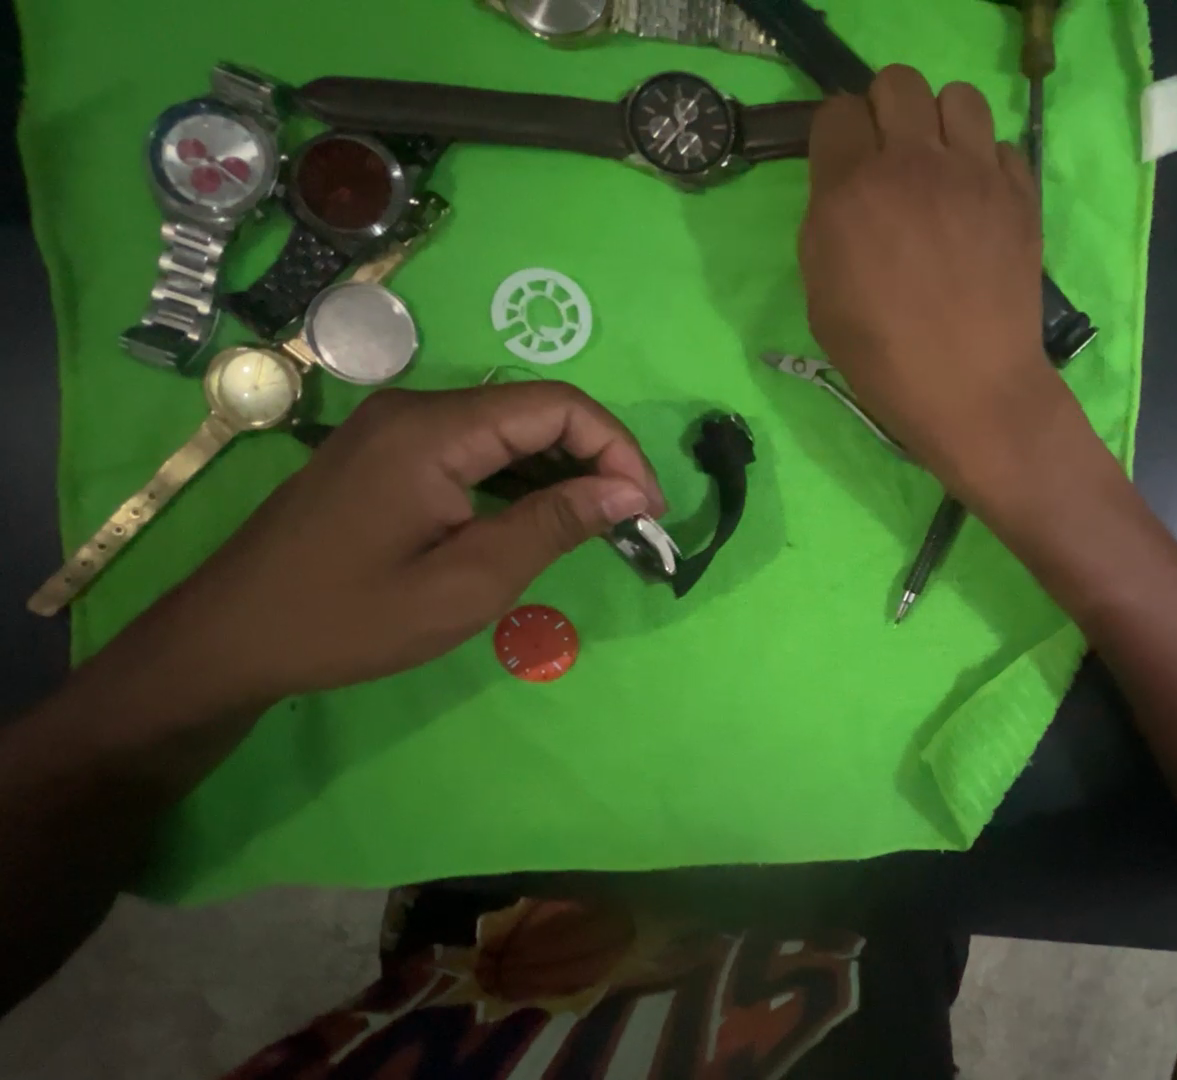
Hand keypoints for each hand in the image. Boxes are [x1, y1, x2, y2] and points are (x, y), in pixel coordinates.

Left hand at [133, 384, 661, 707]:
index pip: (559, 407)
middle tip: (633, 520)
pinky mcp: (392, 454)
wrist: (225, 642)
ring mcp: (400, 429)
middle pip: (540, 410)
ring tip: (602, 522)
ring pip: (515, 428)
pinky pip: (482, 448)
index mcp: (433, 432)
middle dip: (601, 459)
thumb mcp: (468, 584)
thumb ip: (553, 526)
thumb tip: (629, 492)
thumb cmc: (348, 619)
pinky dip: (528, 477)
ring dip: (569, 469)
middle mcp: (417, 411)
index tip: (646, 509)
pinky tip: (547, 515)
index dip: (618, 449)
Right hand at [800, 65, 1074, 496]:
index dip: (840, 137)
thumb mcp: (822, 301)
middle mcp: (912, 167)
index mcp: (851, 193)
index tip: (848, 167)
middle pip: (897, 82)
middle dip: (888, 114)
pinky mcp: (1019, 198)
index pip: (837, 111)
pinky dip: (988, 165)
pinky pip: (1003, 146)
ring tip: (942, 170)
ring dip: (943, 124)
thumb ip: (825, 228)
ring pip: (959, 97)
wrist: (974, 393)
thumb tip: (844, 195)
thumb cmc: (888, 363)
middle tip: (894, 163)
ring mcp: (973, 177)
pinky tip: (980, 204)